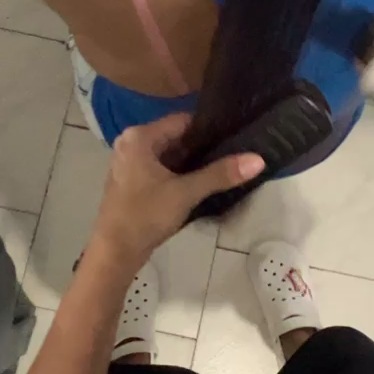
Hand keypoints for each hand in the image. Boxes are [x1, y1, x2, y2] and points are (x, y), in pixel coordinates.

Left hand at [87, 113, 264, 273]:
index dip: (209, 128)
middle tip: (235, 151)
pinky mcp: (132, 180)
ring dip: (192, 161)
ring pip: (169, 153)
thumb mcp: (186, 193)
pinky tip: (201, 181)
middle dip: (202, 146)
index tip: (235, 135)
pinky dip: (178, 172)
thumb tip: (258, 159)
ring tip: (224, 165)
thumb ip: (220, 174)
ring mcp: (129, 162)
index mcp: (139, 137)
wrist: (114, 252)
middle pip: (176, 137)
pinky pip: (161, 167)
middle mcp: (131, 142)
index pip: (182, 121)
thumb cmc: (146, 215)